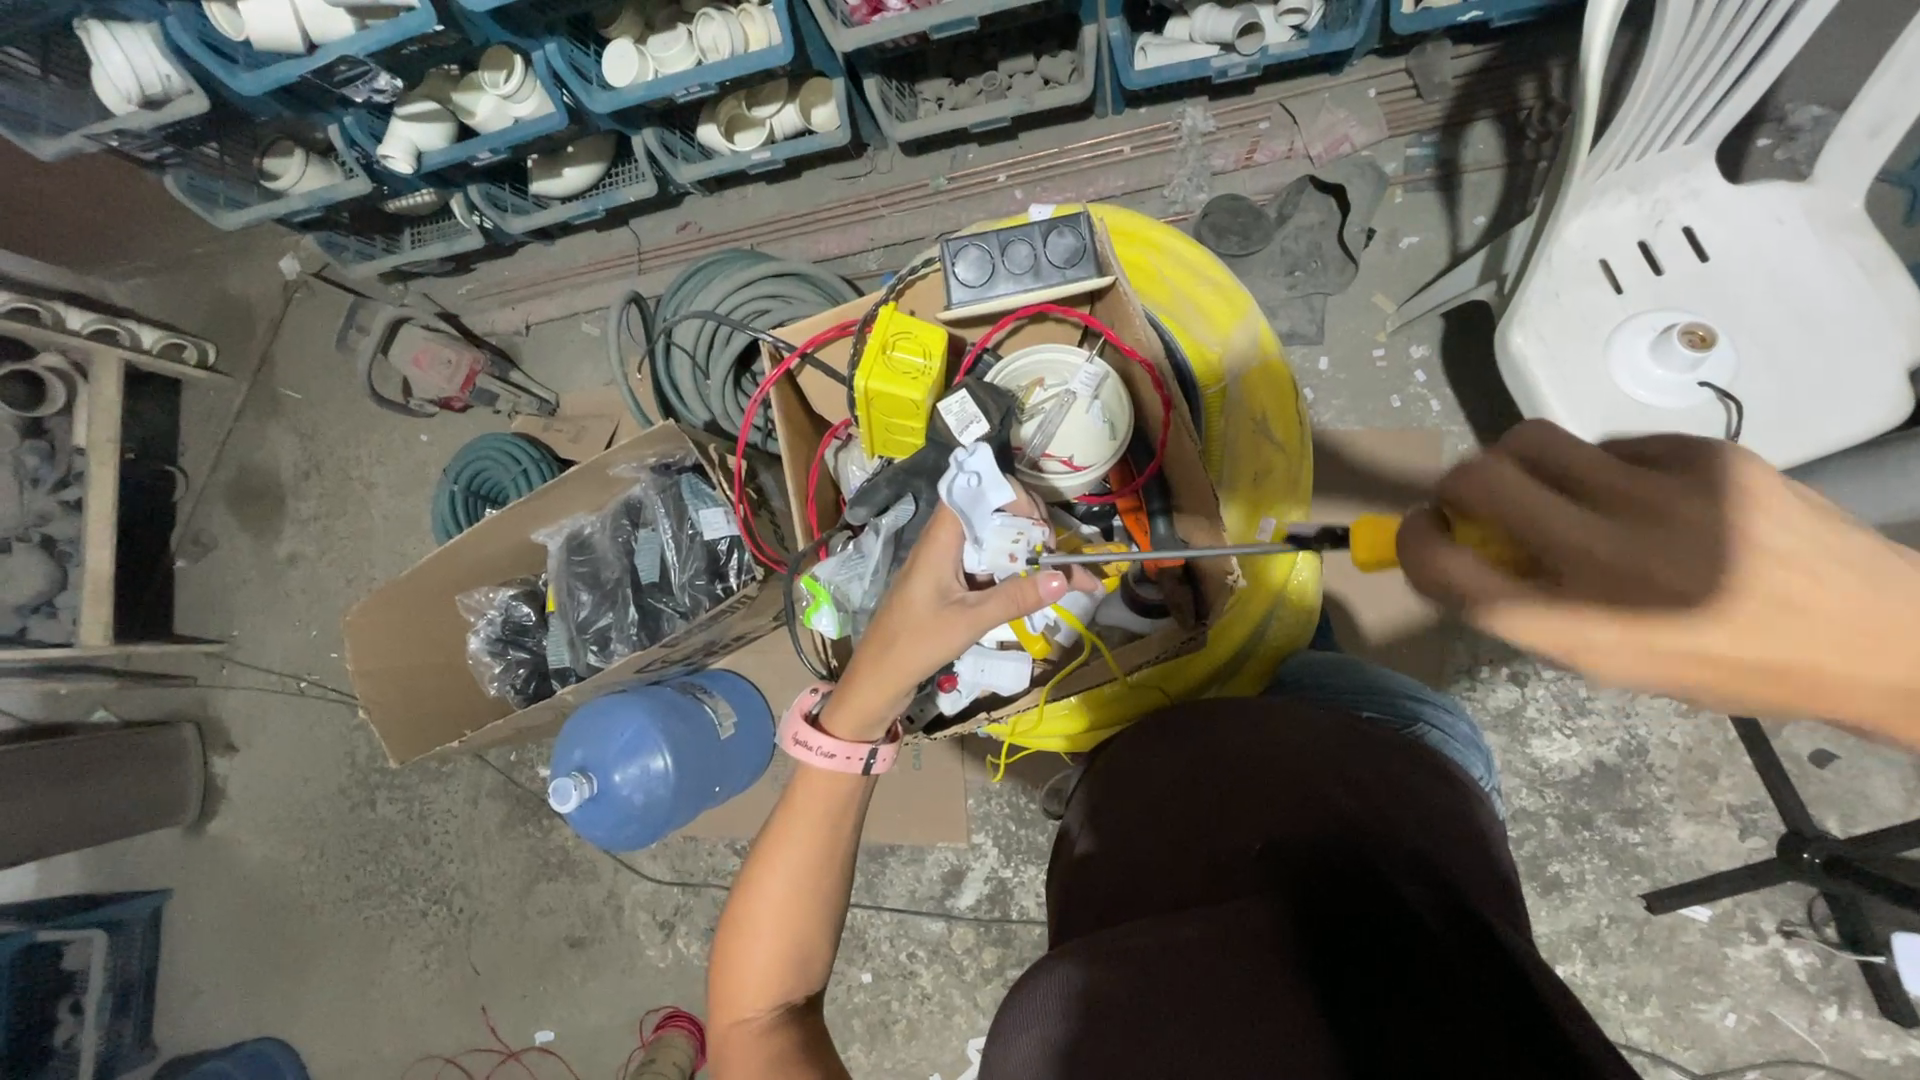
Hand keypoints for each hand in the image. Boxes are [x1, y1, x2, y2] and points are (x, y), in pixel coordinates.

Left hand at [819, 489, 1100, 741]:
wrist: (878, 678)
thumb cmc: (916, 643)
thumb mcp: (970, 621)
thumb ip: (1016, 597)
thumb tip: (1064, 578)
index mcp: (940, 539)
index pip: (974, 490)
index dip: (1011, 495)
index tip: (1039, 524)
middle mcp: (943, 543)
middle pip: (990, 514)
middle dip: (1028, 526)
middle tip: (1054, 553)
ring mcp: (946, 564)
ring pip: (992, 542)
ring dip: (1023, 552)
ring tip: (1057, 571)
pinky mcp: (950, 585)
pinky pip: (986, 566)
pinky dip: (1011, 573)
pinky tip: (1036, 588)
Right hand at [1398, 420, 1919, 740]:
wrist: (1879, 636)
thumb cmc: (1721, 664)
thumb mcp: (1604, 660)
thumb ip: (1523, 603)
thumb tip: (1464, 543)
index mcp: (1571, 624)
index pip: (1441, 563)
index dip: (1412, 540)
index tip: (1423, 531)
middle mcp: (1604, 555)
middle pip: (1473, 478)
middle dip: (1454, 486)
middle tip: (1476, 500)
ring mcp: (1660, 494)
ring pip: (1531, 439)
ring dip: (1517, 463)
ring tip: (1560, 489)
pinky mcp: (1706, 454)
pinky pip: (1610, 442)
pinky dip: (1602, 465)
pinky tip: (1647, 495)